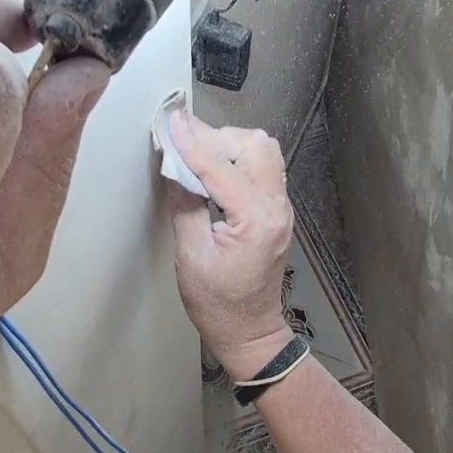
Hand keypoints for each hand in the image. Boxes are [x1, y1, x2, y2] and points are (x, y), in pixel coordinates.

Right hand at [166, 112, 295, 377]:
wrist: (250, 332)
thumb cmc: (219, 305)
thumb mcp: (192, 257)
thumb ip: (185, 206)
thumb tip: (175, 166)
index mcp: (257, 220)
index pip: (221, 168)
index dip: (192, 142)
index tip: (172, 121)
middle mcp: (276, 207)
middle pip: (254, 145)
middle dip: (217, 139)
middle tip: (184, 145)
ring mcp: (280, 208)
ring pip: (262, 152)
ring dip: (229, 146)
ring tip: (197, 157)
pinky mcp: (276, 211)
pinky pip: (262, 169)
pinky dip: (236, 160)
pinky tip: (212, 172)